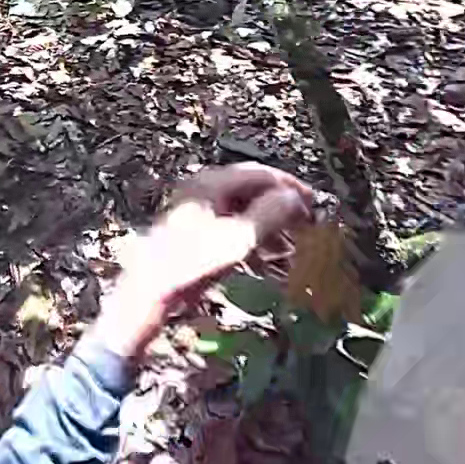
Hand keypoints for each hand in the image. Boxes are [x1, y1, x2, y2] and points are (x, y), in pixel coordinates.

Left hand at [90, 164, 313, 359]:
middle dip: (283, 204)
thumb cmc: (192, 263)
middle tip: (308, 224)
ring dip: (271, 222)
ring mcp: (199, 209)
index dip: (291, 186)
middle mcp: (205, 188)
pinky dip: (254, 235)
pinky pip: (233, 224)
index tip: (315, 204)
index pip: (261, 173)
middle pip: (253, 188)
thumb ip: (270, 214)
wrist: (150, 291)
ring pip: (244, 208)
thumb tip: (295, 197)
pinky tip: (268, 256)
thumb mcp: (238, 239)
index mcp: (212, 182)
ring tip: (293, 244)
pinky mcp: (196, 231)